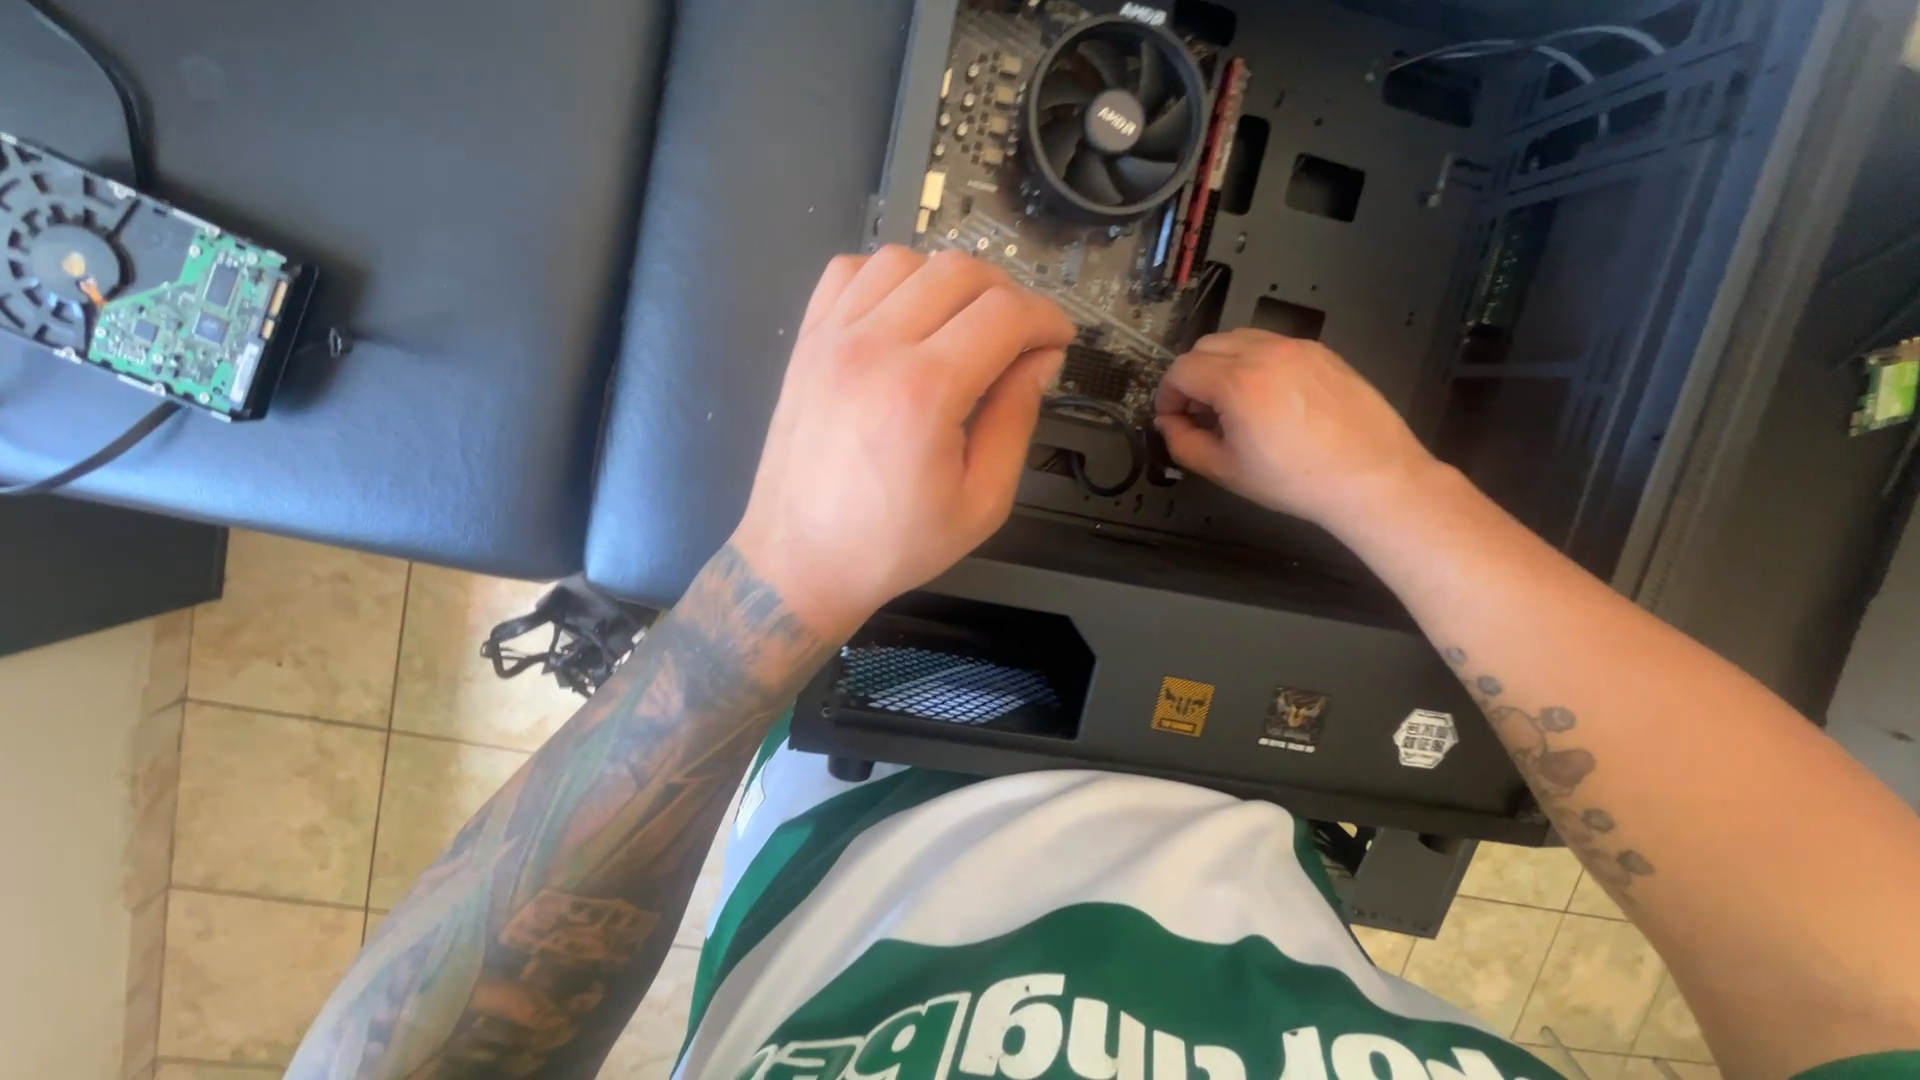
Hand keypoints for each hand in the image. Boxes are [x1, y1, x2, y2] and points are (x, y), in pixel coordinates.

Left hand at [731, 247, 1075, 637]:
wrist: (800, 561)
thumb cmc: (893, 545)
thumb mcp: (982, 502)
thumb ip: (1016, 420)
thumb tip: (1039, 360)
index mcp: (923, 393)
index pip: (1004, 313)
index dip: (1047, 318)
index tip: (1058, 340)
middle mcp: (874, 348)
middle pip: (959, 272)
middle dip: (1008, 294)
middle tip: (1020, 337)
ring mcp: (832, 339)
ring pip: (905, 260)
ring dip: (949, 281)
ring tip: (964, 325)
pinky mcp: (807, 343)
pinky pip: (849, 272)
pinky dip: (888, 277)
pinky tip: (905, 314)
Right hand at [1154, 329, 1438, 528]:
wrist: (1371, 477)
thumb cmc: (1296, 480)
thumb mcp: (1225, 470)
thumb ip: (1183, 443)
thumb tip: (1168, 424)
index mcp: (1237, 381)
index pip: (1180, 370)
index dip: (1167, 396)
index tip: (1171, 420)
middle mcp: (1265, 353)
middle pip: (1206, 347)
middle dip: (1192, 377)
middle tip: (1198, 413)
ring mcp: (1297, 348)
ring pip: (1239, 339)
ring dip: (1222, 365)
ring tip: (1232, 404)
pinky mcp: (1322, 352)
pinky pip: (1273, 345)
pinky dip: (1255, 362)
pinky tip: (1267, 399)